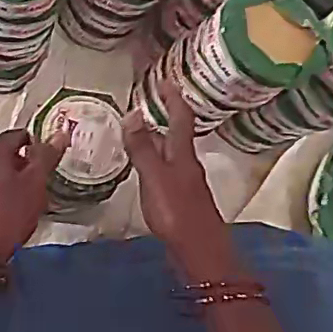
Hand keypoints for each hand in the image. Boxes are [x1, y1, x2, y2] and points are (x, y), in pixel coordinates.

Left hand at [0, 128, 65, 262]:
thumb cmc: (11, 212)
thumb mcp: (36, 183)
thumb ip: (47, 155)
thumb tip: (60, 132)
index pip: (21, 135)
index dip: (37, 148)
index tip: (45, 167)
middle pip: (5, 149)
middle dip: (21, 161)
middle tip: (35, 182)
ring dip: (8, 174)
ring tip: (21, 195)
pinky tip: (5, 204)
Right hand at [122, 80, 239, 281]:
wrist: (200, 252)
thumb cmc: (177, 213)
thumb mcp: (155, 178)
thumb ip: (142, 148)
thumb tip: (133, 113)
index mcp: (183, 155)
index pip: (181, 117)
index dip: (173, 97)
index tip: (164, 79)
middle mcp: (187, 164)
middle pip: (177, 133)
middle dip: (165, 114)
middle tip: (147, 102)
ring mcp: (186, 182)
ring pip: (171, 151)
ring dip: (158, 137)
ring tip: (140, 129)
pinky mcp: (181, 198)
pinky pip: (166, 169)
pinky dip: (155, 159)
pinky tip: (144, 167)